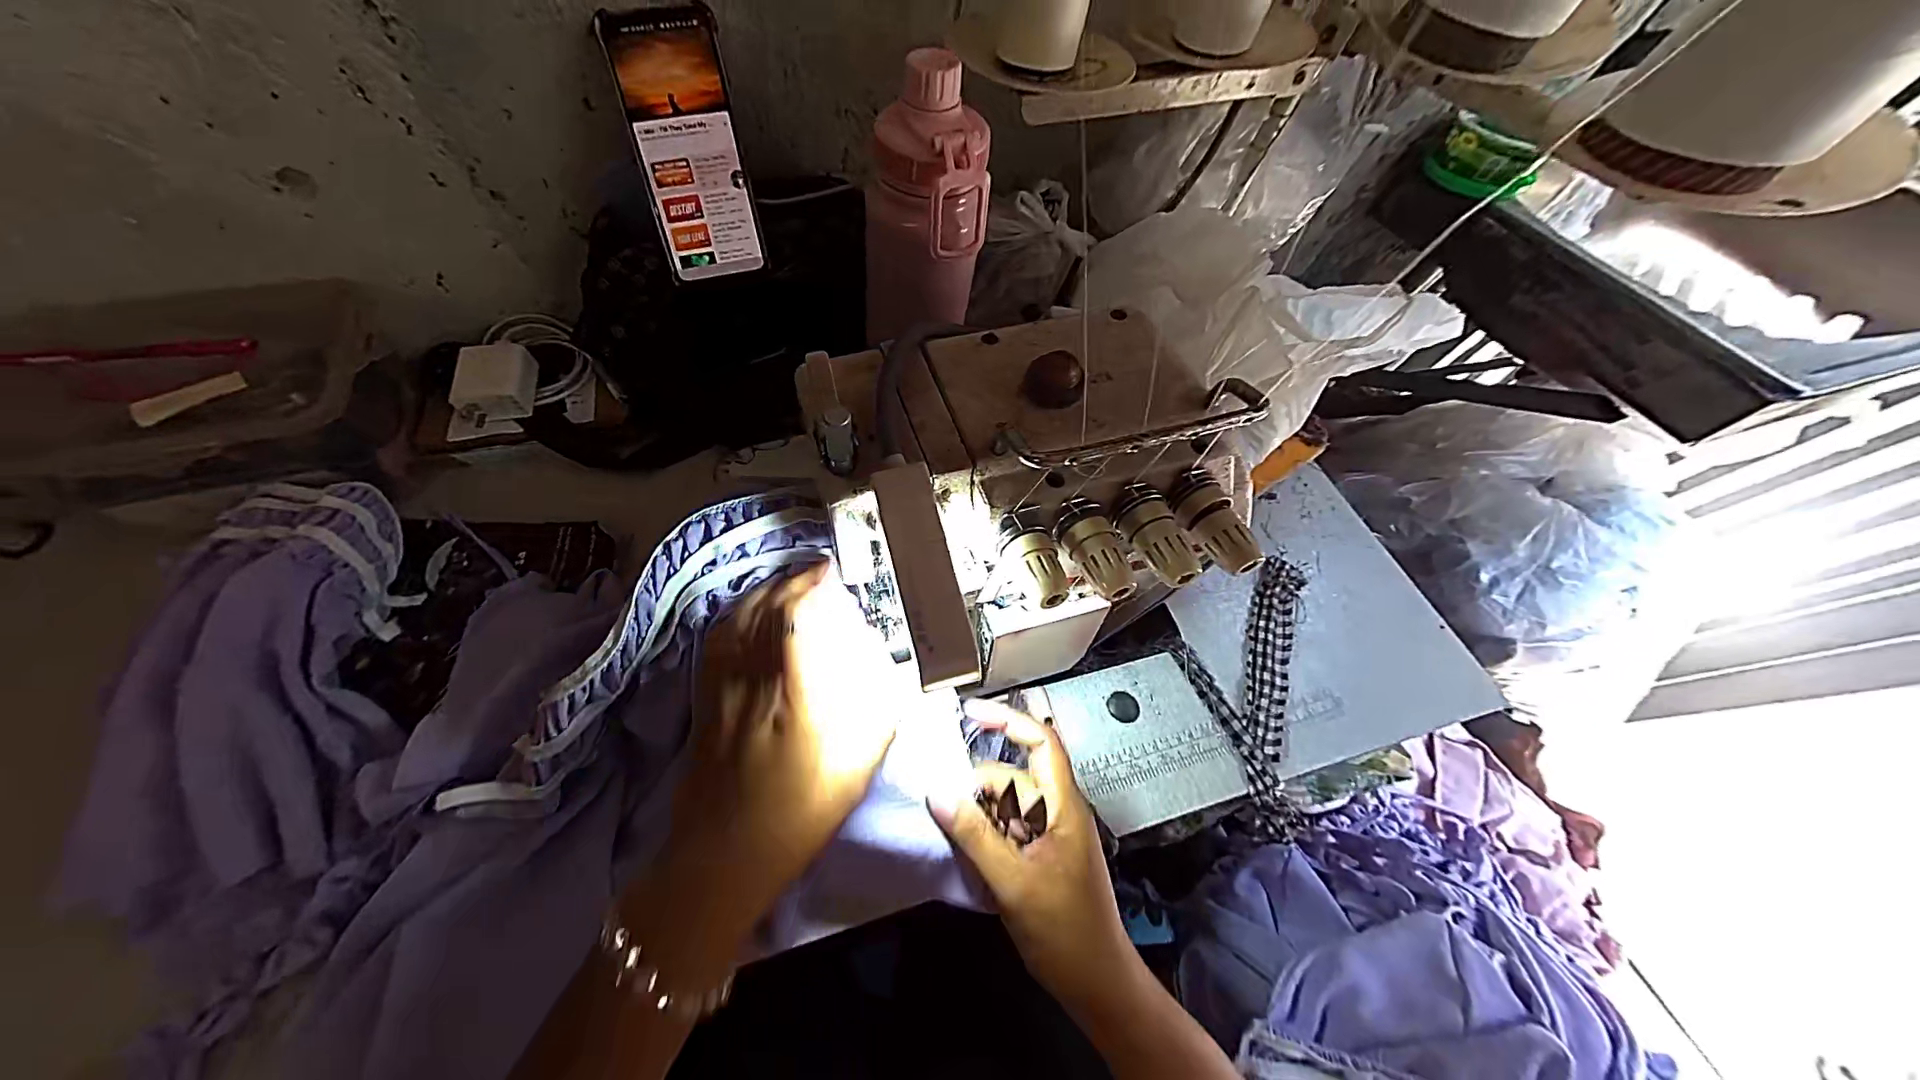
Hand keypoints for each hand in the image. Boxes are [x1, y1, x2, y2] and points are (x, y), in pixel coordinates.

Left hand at [660, 560, 899, 921]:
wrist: (725, 853)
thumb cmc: (800, 815)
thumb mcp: (856, 769)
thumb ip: (876, 715)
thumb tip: (884, 673)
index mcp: (792, 698)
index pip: (793, 619)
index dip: (810, 585)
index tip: (829, 570)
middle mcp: (751, 683)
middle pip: (764, 610)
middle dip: (791, 581)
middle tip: (815, 573)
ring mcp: (721, 688)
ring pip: (739, 620)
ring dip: (764, 592)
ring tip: (788, 584)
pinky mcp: (703, 698)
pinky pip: (718, 640)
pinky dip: (737, 615)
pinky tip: (751, 613)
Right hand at [928, 699, 1135, 1010]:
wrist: (1096, 982)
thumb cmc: (1066, 932)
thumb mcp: (1013, 882)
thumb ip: (975, 835)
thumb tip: (939, 794)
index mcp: (1063, 805)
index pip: (1041, 742)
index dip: (1007, 720)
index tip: (970, 713)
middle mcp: (1058, 811)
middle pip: (1012, 776)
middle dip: (978, 788)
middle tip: (946, 809)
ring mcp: (1050, 834)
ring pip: (1006, 805)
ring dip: (980, 816)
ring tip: (959, 841)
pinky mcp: (1041, 855)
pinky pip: (1008, 829)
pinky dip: (987, 835)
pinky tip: (972, 858)